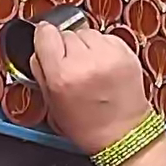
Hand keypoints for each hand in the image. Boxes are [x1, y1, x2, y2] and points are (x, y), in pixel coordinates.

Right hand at [31, 24, 151, 154]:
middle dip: (66, 48)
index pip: (45, 33)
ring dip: (85, 45)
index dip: (45, 39)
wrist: (123, 133)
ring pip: (86, 32)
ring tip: (90, 67)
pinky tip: (103, 66)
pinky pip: (106, 37)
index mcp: (61, 76)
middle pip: (66, 33)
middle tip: (72, 68)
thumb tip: (40, 46)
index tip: (47, 44)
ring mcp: (108, 56)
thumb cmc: (86, 125)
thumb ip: (41, 70)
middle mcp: (84, 62)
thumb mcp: (51, 102)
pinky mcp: (125, 53)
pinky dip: (103, 48)